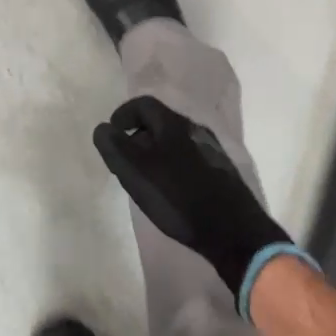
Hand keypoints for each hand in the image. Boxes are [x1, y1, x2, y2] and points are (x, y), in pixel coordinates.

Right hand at [92, 95, 291, 298]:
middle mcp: (196, 129)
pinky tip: (171, 190)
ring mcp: (212, 150)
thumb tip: (102, 128)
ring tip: (144, 178)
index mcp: (174, 124)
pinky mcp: (222, 171)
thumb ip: (115, 148)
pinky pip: (189, 158)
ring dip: (155, 152)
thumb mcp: (137, 173)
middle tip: (124, 160)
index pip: (143, 104)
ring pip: (175, 141)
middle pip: (160, 122)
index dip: (123, 115)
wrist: (234, 231)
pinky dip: (172, 166)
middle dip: (137, 136)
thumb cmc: (179, 198)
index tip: (112, 134)